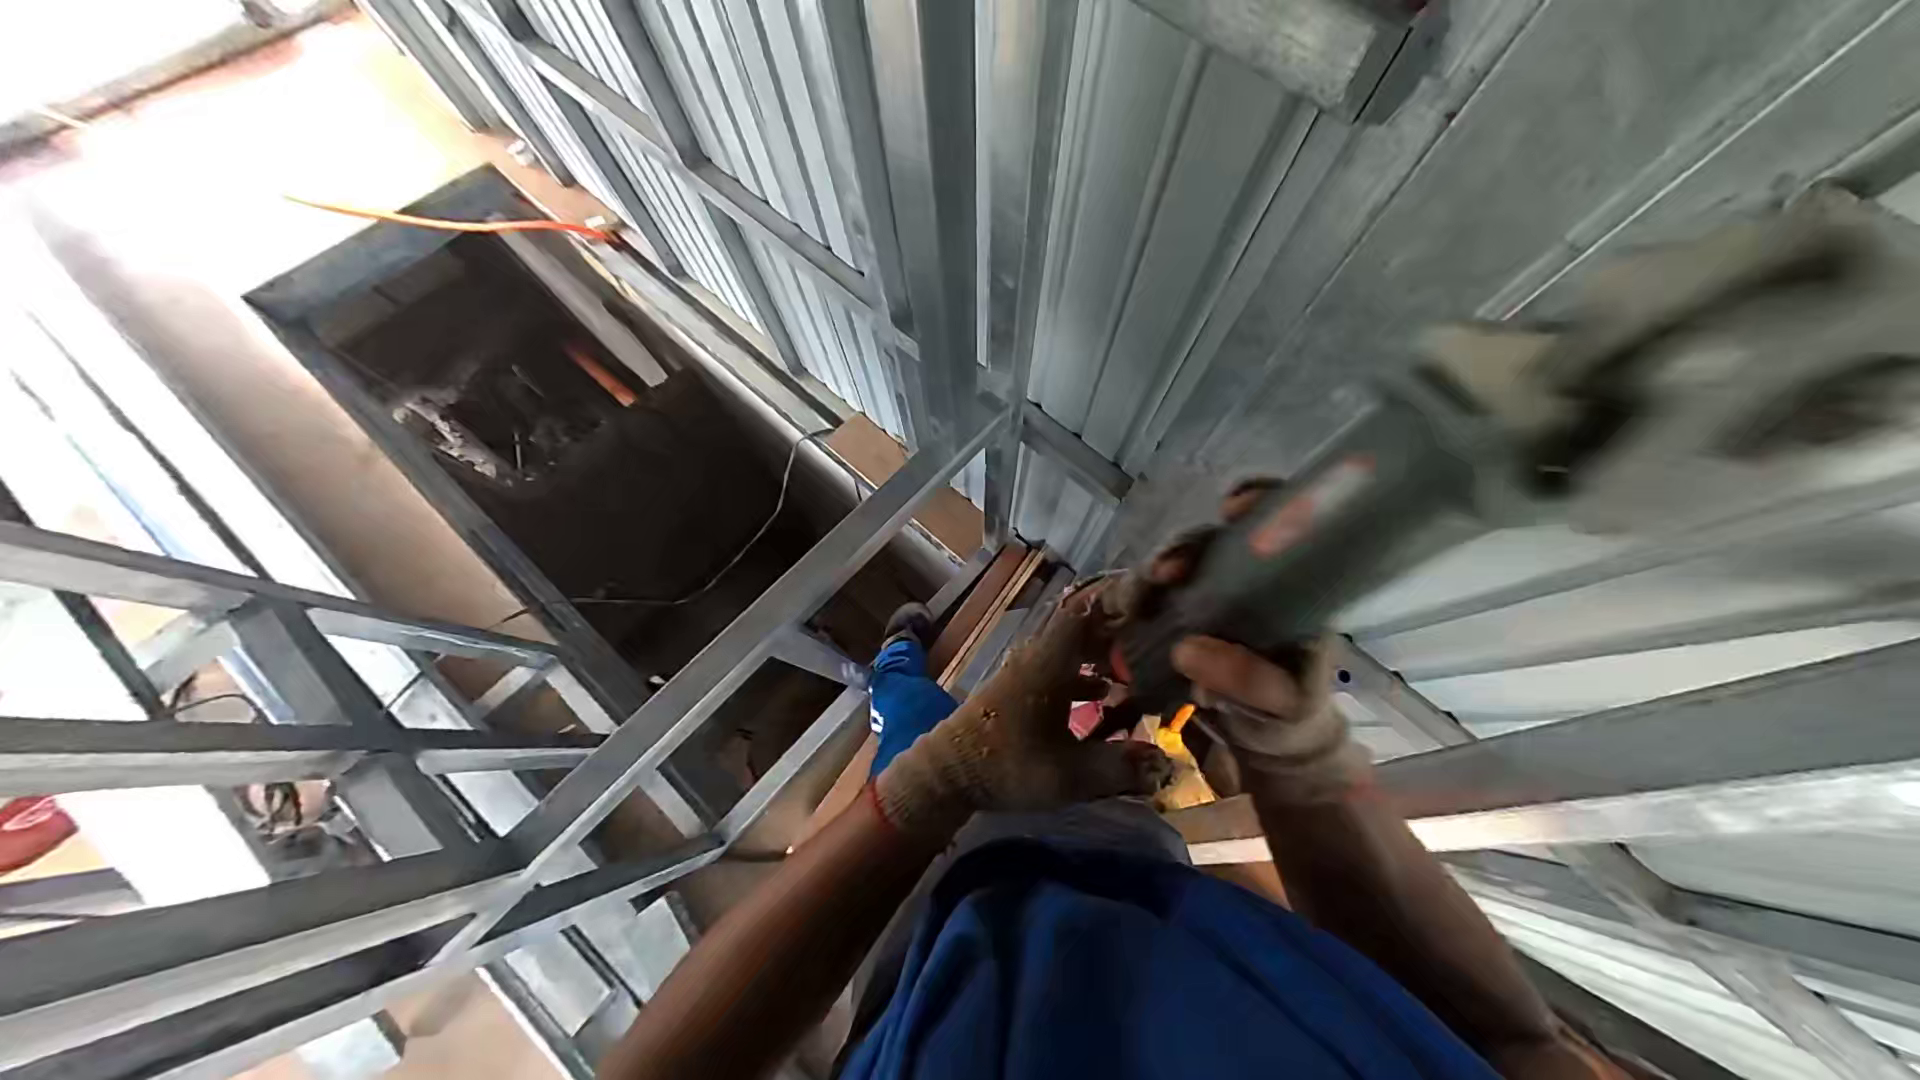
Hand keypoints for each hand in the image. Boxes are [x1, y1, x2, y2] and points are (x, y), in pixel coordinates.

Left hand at [873, 587, 1173, 834]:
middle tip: (1155, 637)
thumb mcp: (1069, 775)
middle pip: (1081, 626)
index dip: (1117, 601)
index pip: (1085, 611)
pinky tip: (1103, 692)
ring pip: (1070, 648)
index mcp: (1049, 662)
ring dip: (1101, 651)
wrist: (947, 774)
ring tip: (1137, 664)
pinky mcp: (1019, 689)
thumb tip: (1166, 762)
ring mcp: (1026, 672)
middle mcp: (1038, 657)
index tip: (1151, 602)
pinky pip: (1059, 668)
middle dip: (1118, 628)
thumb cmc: (1006, 766)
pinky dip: (1083, 673)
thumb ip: (1120, 767)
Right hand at [1116, 480, 1372, 804]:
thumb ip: (1249, 680)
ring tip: (1136, 605)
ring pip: (1173, 565)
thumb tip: (1187, 648)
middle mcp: (1245, 579)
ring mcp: (1207, 596)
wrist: (1262, 742)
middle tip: (1165, 574)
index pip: (1280, 523)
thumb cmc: (1287, 715)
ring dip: (1149, 575)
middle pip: (1211, 542)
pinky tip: (1124, 614)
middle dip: (1183, 548)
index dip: (1258, 501)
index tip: (1233, 509)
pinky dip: (1132, 598)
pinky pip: (1149, 595)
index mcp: (1289, 586)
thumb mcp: (1283, 704)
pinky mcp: (1176, 616)